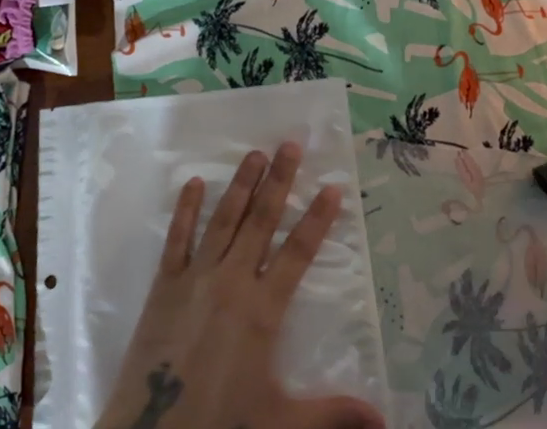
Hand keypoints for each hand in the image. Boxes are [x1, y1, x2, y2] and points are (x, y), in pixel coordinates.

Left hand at [93, 142, 384, 428]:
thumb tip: (382, 420)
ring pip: (223, 221)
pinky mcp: (164, 286)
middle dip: (279, 182)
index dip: (317, 220)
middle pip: (261, 222)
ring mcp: (194, 279)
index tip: (332, 187)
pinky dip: (186, 210)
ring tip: (254, 154)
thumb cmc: (219, 421)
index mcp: (262, 310)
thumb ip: (332, 413)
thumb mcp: (281, 419)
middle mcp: (231, 282)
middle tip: (290, 145)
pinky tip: (194, 183)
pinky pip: (177, 239)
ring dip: (241, 185)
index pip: (297, 254)